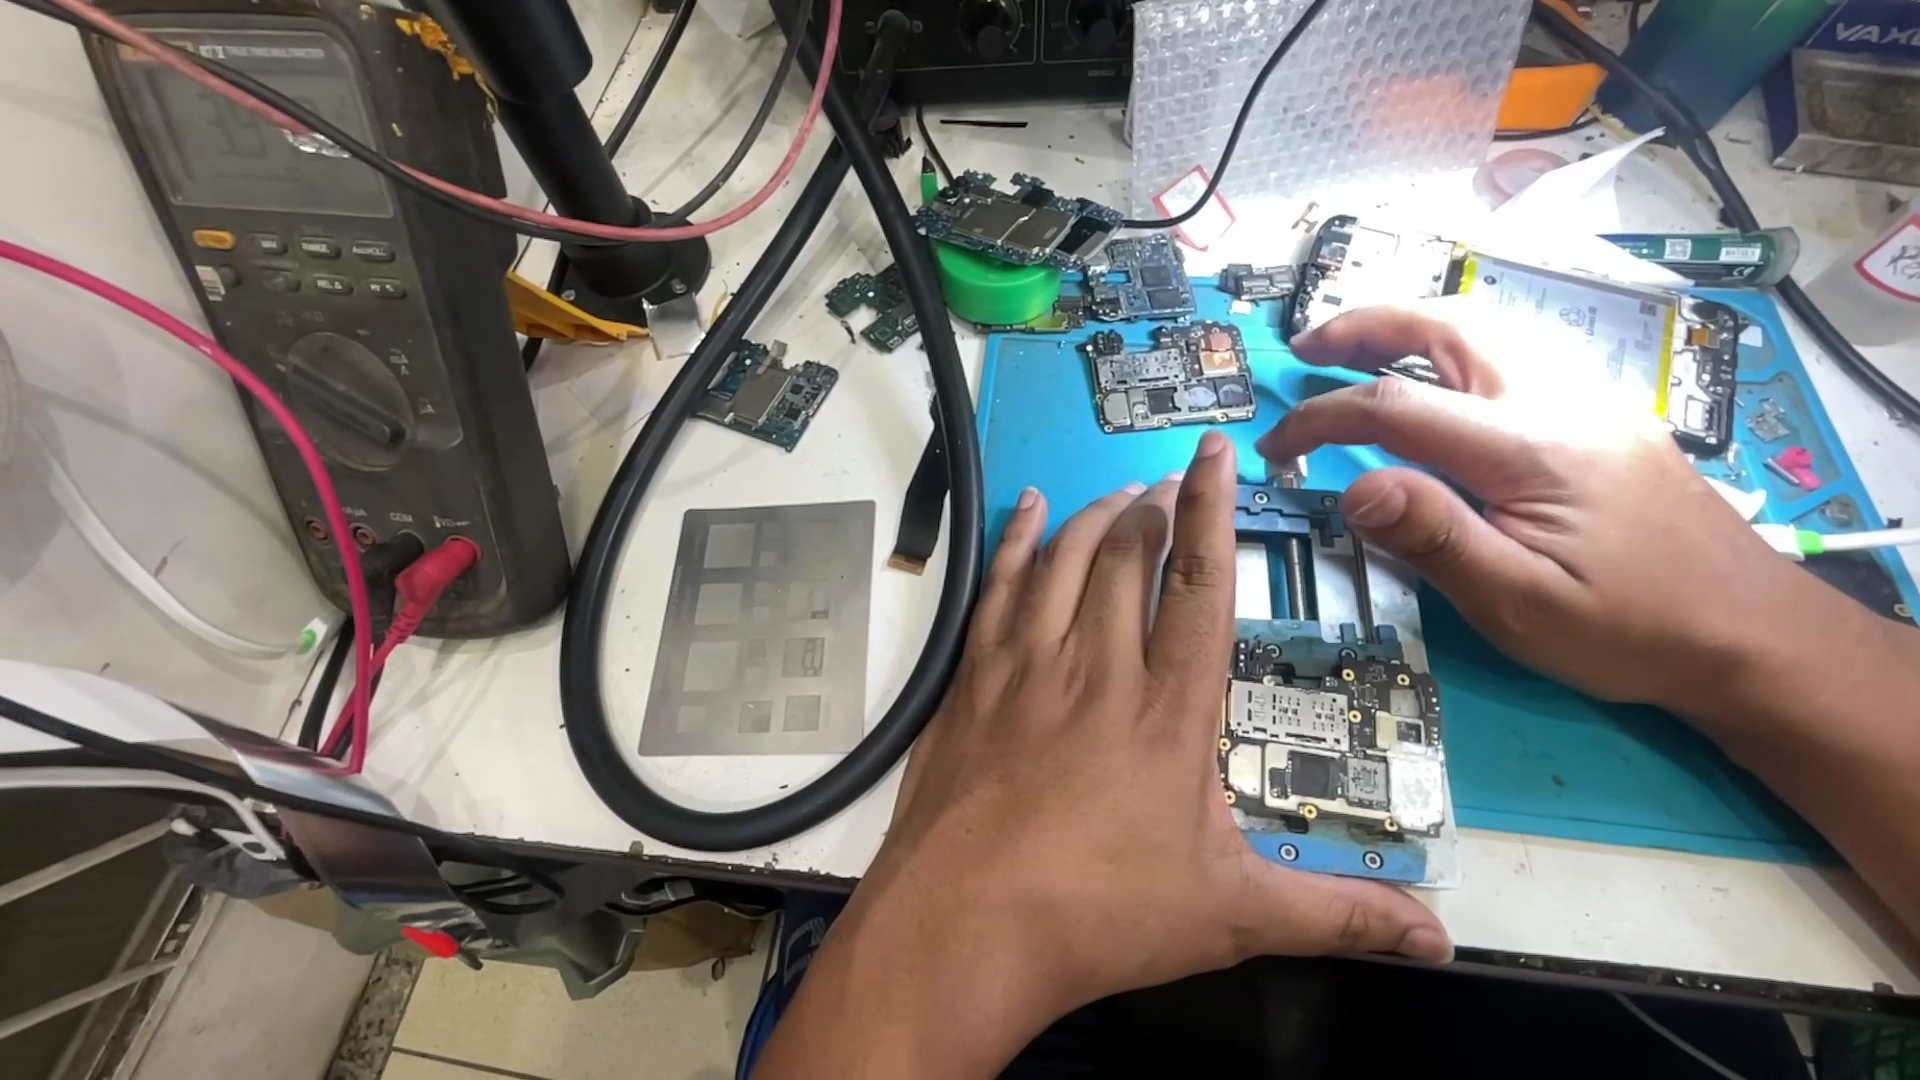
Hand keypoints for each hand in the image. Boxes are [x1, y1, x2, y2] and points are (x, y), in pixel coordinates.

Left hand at [867, 432, 1449, 1016]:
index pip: (1200, 584)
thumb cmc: (1101, 914)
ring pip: (1065, 559)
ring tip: (1122, 494)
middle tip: (1169, 483)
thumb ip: (1336, 913)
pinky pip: (997, 585)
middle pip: (1128, 557)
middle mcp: (1099, 665)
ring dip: (1097, 516)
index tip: (1215, 454)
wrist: (966, 922)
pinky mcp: (974, 676)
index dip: (1212, 511)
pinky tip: (1028, 507)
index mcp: (1169, 708)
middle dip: (1155, 508)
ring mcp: (1028, 664)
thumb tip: (1441, 939)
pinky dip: (1016, 539)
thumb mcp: (1231, 916)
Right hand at [1256, 301, 1813, 715]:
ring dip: (1410, 324)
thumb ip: (1433, 537)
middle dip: (1365, 325)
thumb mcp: (1517, 603)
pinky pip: (1514, 349)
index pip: (1397, 406)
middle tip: (1306, 349)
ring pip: (1488, 327)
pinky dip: (1453, 342)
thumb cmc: (1627, 629)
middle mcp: (1559, 402)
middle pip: (1449, 328)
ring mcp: (1587, 399)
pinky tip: (1437, 373)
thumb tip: (1353, 485)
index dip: (1321, 416)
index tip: (1275, 444)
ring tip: (1355, 347)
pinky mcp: (1600, 414)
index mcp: (1529, 449)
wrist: (1753, 635)